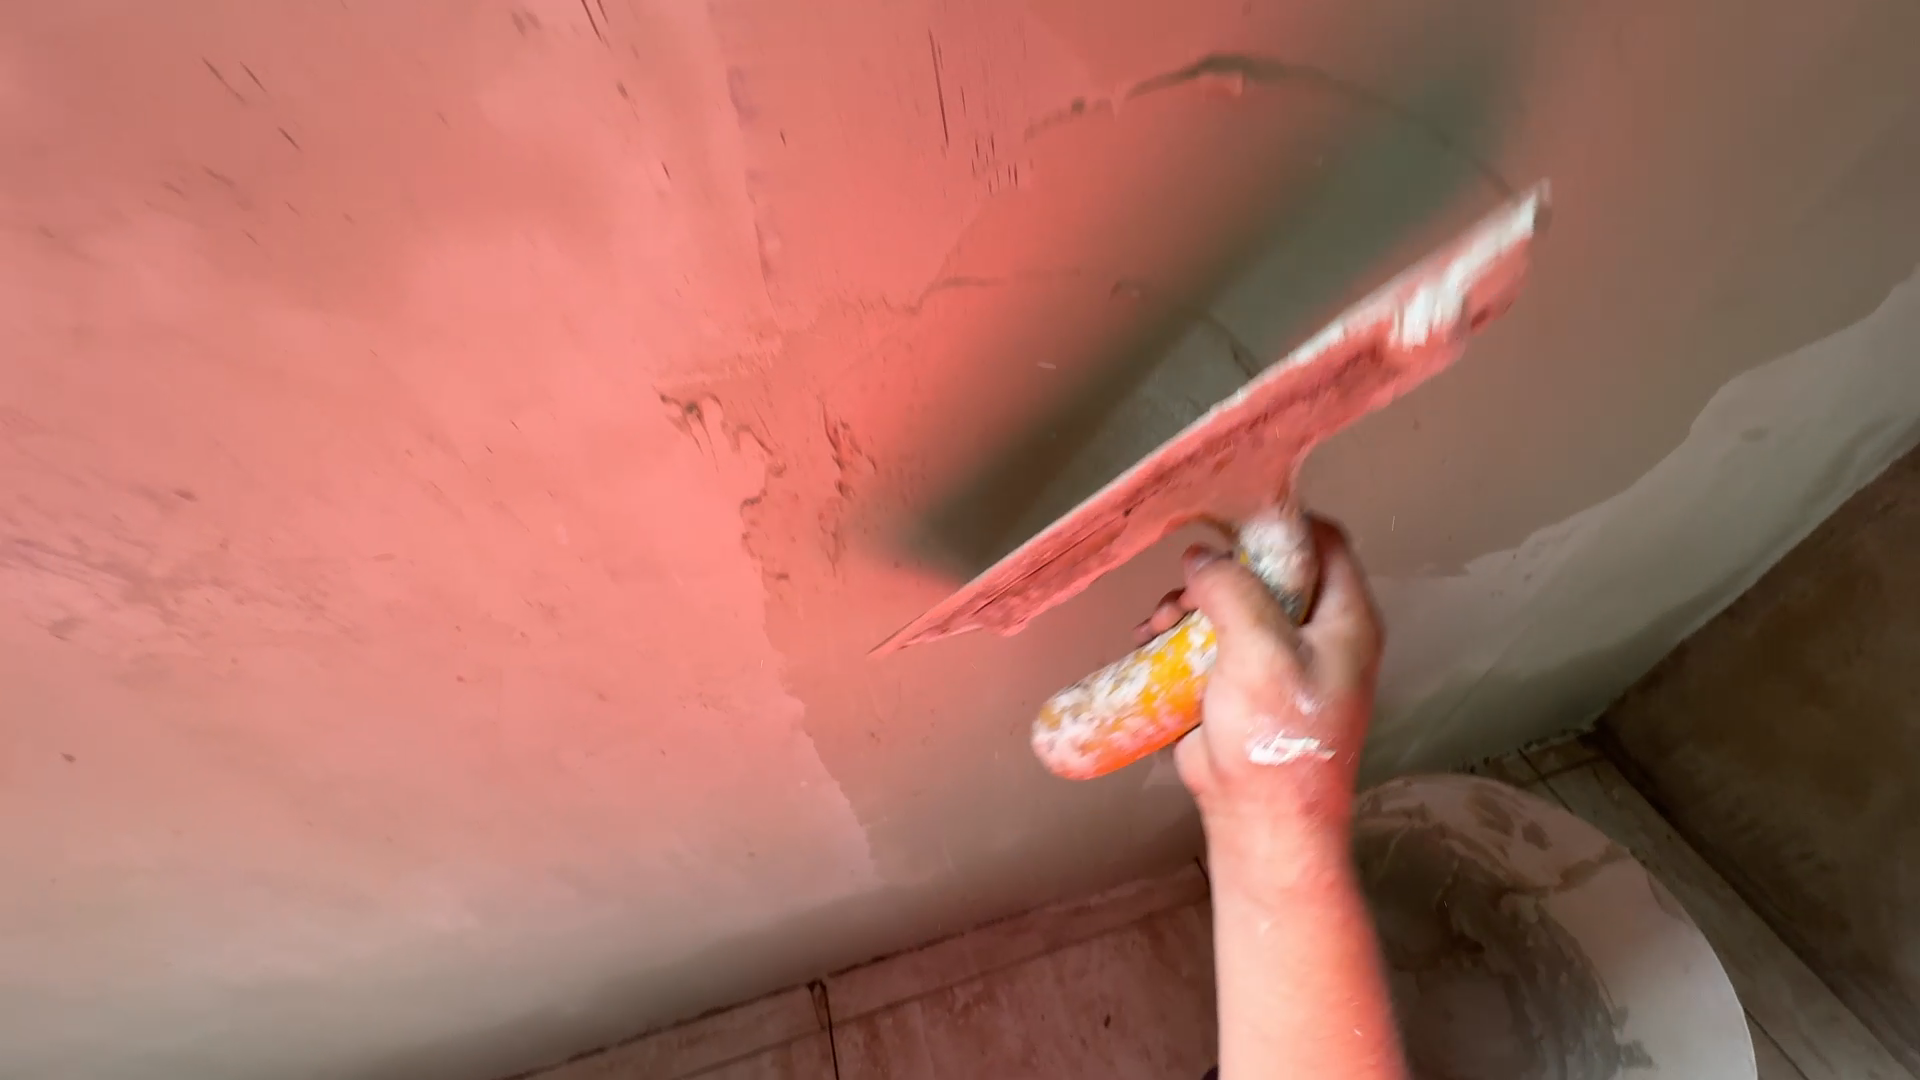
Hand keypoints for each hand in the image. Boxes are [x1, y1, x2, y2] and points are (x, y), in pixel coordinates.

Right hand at [1133, 517, 1383, 835]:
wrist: (1258, 816)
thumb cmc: (1275, 735)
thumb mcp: (1259, 650)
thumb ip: (1233, 592)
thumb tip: (1201, 559)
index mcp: (1343, 620)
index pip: (1326, 543)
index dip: (1282, 523)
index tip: (1229, 516)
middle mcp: (1315, 633)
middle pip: (1268, 572)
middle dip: (1219, 571)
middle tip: (1183, 584)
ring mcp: (1276, 658)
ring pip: (1230, 603)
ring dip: (1189, 604)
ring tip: (1157, 623)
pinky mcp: (1241, 681)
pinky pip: (1208, 638)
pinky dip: (1178, 634)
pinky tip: (1149, 641)